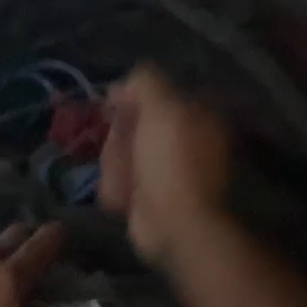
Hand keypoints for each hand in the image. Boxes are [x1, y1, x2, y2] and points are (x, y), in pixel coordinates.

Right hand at [100, 65, 232, 267]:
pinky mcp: (149, 197)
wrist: (174, 223)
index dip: (129, 100)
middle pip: (133, 126)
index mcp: (195, 115)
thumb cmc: (171, 161)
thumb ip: (145, 83)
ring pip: (122, 155)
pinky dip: (117, 189)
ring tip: (122, 180)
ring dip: (115, 166)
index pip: (153, 96)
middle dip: (119, 139)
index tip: (112, 107)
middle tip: (118, 150)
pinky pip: (121, 182)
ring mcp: (165, 170)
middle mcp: (183, 140)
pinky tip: (122, 197)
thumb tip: (125, 84)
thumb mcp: (161, 107)